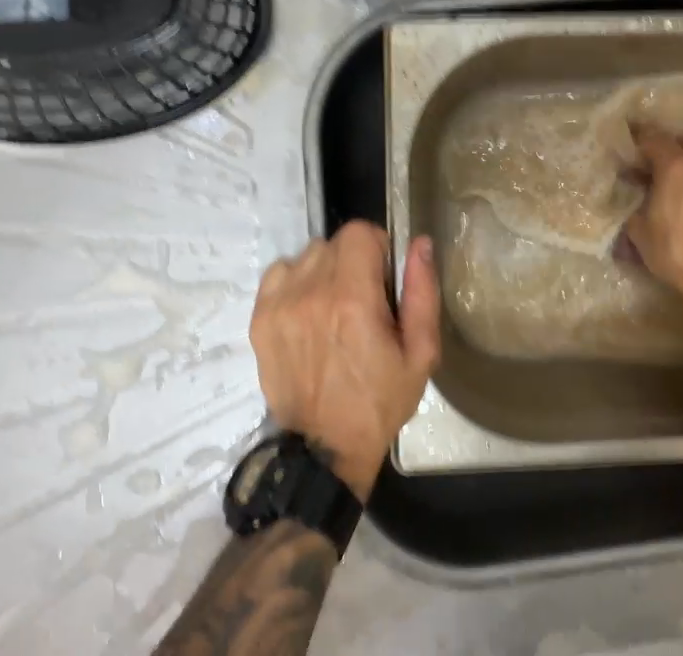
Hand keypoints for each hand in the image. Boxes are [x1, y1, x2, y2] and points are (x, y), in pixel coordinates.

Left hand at [250, 221, 441, 500]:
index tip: (384, 277)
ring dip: (325, 271)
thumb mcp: (420, 354)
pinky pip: (280, 274)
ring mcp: (280, 306)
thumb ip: (422, 292)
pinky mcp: (260, 320)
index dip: (378, 247)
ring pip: (306, 256)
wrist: (324, 448)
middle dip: (354, 261)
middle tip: (364, 300)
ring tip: (334, 309)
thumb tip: (420, 243)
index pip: (359, 232)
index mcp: (353, 300)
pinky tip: (310, 312)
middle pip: (333, 243)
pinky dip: (297, 283)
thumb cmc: (379, 402)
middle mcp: (311, 293)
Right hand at [623, 125, 682, 321]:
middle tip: (656, 164)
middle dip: (671, 146)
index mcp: (676, 166)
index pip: (654, 138)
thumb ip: (633, 209)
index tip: (630, 149)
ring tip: (679, 185)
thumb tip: (633, 200)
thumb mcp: (641, 234)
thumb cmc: (679, 253)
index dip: (639, 140)